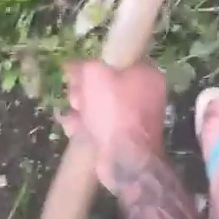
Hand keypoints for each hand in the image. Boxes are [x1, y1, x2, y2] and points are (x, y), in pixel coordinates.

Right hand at [61, 60, 168, 187]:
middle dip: (83, 90)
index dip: (94, 65)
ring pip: (98, 105)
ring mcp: (134, 117)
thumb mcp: (95, 75)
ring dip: (80, 108)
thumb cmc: (114, 110)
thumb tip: (71, 64)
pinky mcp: (122, 136)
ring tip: (75, 115)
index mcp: (147, 75)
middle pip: (104, 83)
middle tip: (77, 98)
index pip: (116, 59)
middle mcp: (144, 94)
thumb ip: (82, 65)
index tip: (79, 73)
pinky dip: (84, 125)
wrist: (125, 159)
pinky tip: (73, 128)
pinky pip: (98, 123)